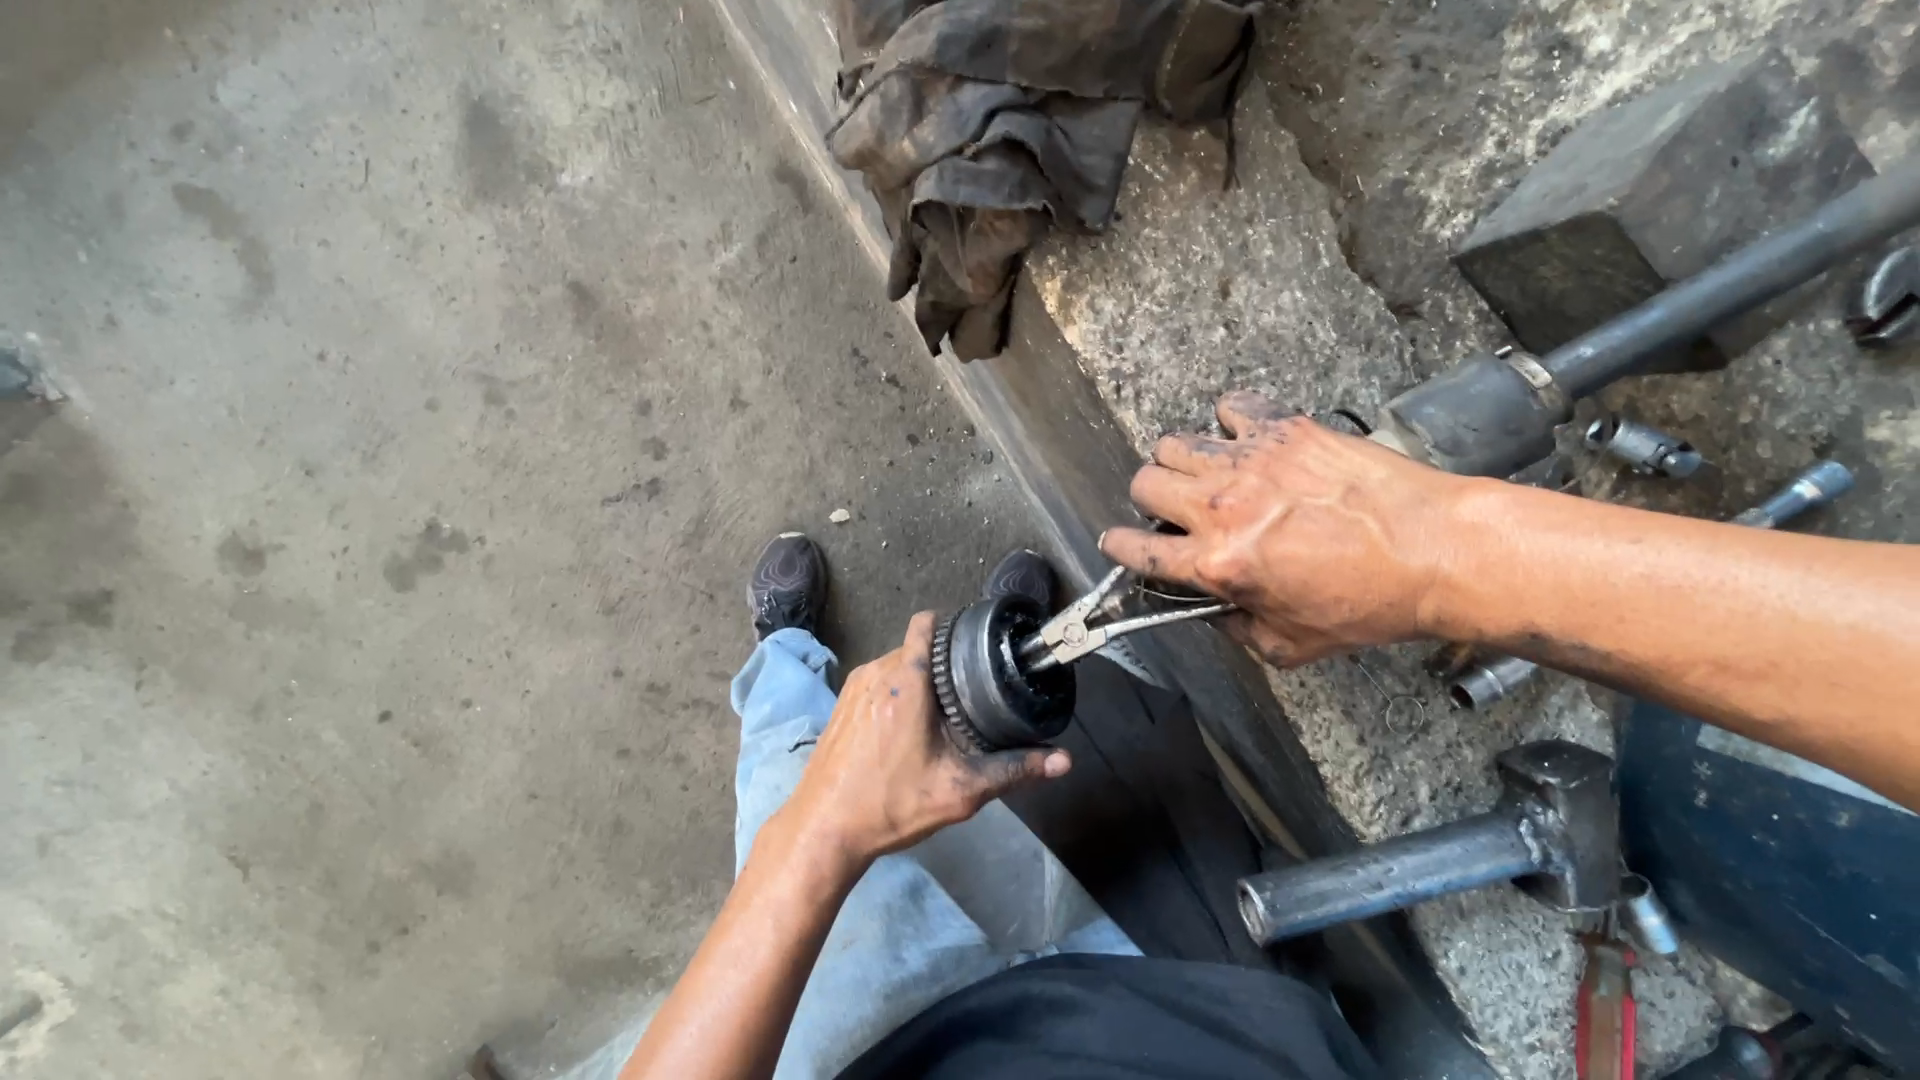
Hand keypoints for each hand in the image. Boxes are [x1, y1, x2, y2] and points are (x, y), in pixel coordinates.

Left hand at [778, 612, 1071, 865]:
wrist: (823, 830)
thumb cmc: (890, 805)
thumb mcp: (959, 790)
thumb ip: (1013, 771)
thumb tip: (1063, 762)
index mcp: (905, 680)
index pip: (927, 623)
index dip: (954, 627)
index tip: (977, 647)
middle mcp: (875, 672)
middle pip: (917, 647)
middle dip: (943, 665)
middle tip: (970, 694)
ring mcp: (853, 687)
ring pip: (895, 665)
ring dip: (919, 681)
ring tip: (943, 714)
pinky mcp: (840, 705)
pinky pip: (877, 682)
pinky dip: (896, 694)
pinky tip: (907, 729)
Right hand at [1100, 391, 1468, 666]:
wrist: (1437, 550)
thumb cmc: (1372, 600)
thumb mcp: (1293, 645)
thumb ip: (1239, 628)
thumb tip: (1218, 607)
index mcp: (1219, 565)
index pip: (1140, 550)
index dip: (1120, 547)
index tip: (1118, 542)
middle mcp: (1223, 509)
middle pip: (1144, 484)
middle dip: (1149, 500)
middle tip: (1173, 509)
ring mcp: (1251, 462)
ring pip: (1173, 443)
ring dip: (1180, 461)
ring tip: (1207, 472)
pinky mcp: (1285, 430)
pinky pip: (1231, 406)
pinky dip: (1230, 420)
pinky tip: (1246, 437)